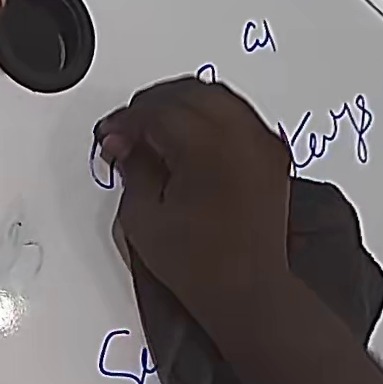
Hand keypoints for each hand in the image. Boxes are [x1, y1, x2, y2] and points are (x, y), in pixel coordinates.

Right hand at [96, 77, 292, 332]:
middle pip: (188, 92)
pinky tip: (184, 137)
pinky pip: (235, 113)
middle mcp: (243, 137)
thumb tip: (126, 144)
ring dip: (178, 105)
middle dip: (150, 107)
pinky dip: (205, 115)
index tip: (111, 136)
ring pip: (214, 95)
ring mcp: (262, 143)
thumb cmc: (200, 265)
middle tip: (126, 131)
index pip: (159, 111)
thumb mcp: (143, 218)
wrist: (248, 291)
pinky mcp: (271, 154)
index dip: (127, 121)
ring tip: (152, 133)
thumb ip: (133, 169)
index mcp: (210, 148)